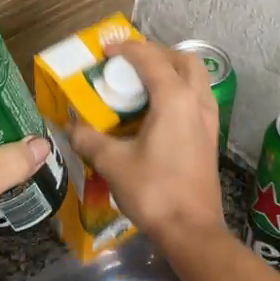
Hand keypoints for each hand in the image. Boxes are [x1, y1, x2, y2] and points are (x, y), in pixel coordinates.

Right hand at [68, 41, 225, 247]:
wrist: (191, 230)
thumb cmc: (154, 192)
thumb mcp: (113, 164)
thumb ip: (89, 139)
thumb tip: (70, 127)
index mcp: (175, 99)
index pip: (150, 59)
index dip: (125, 49)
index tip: (104, 52)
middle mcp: (197, 102)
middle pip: (183, 61)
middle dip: (156, 55)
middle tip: (130, 64)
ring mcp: (208, 122)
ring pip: (196, 81)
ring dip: (171, 74)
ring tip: (143, 87)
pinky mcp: (209, 140)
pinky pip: (196, 102)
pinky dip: (178, 96)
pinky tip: (157, 115)